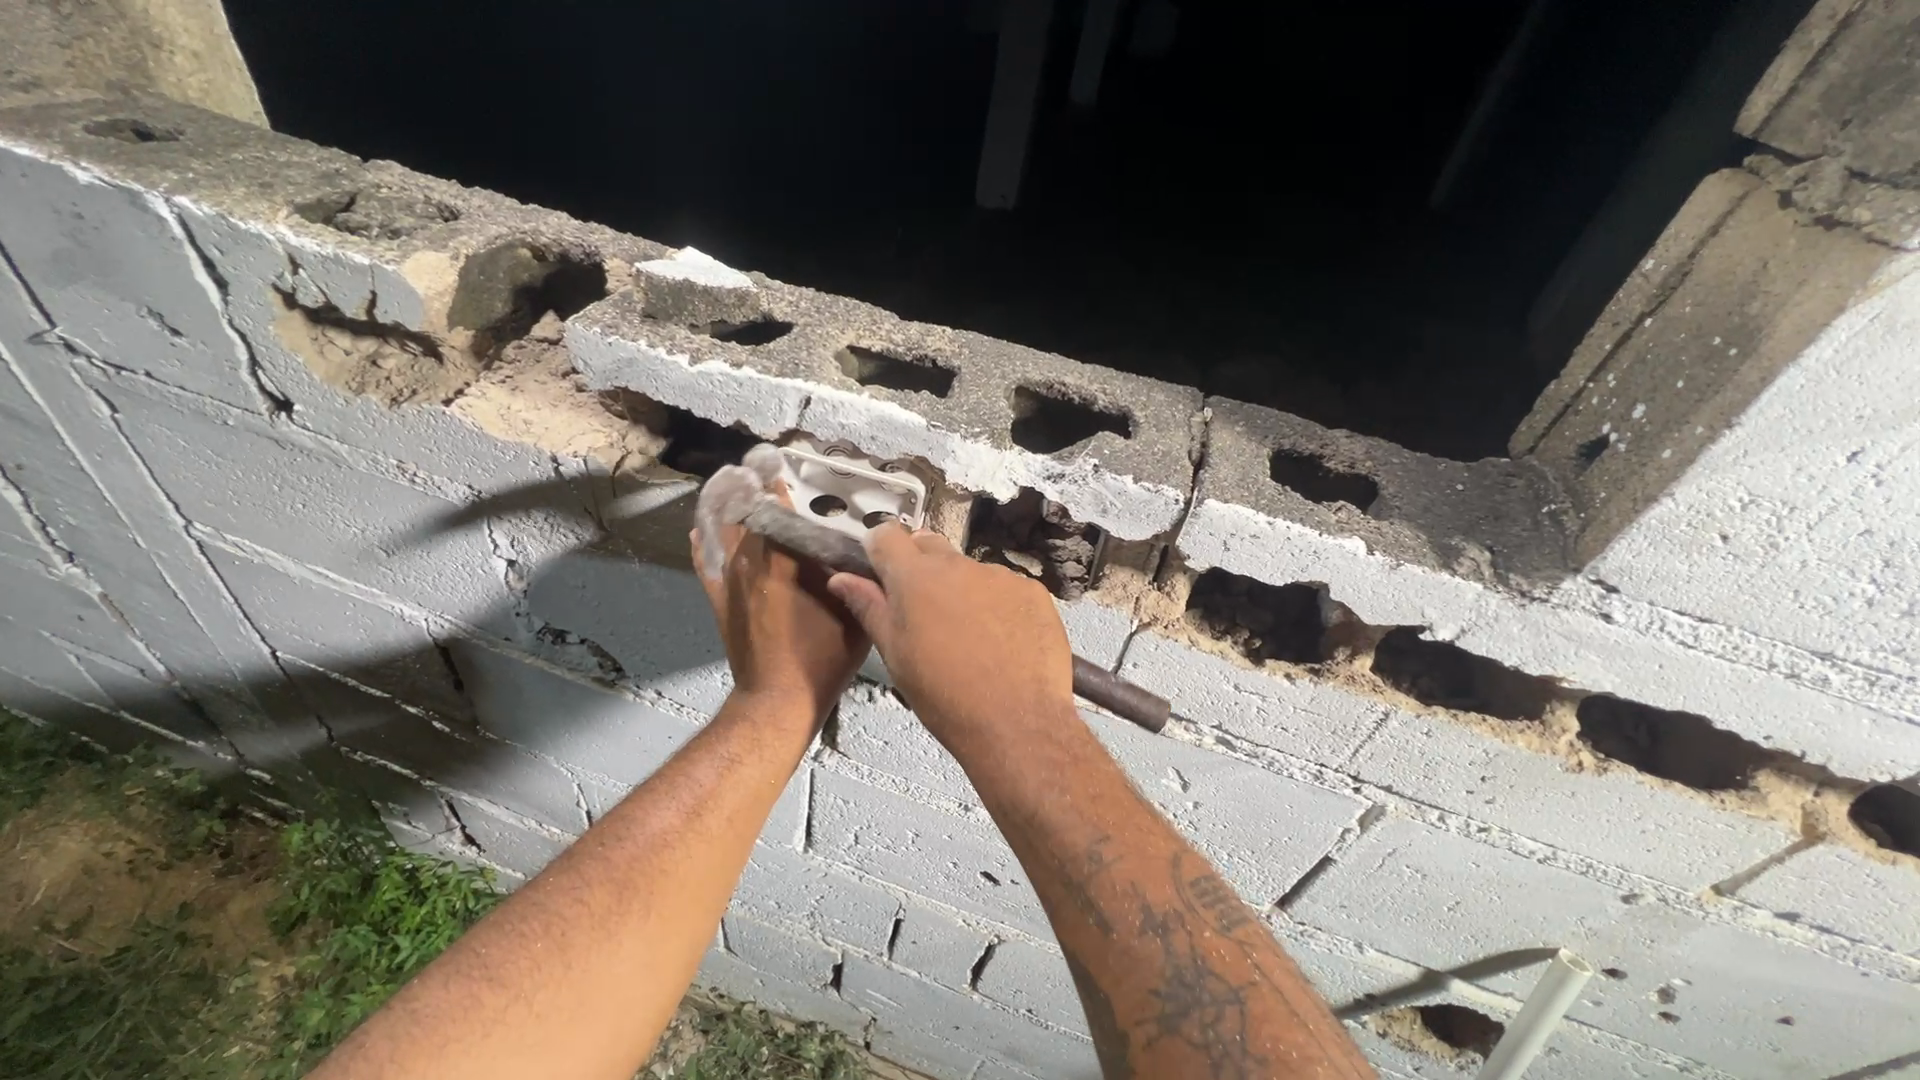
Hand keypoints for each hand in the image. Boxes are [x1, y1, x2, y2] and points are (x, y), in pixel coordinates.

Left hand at [692, 483, 868, 719]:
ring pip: (726, 529)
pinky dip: (705, 540)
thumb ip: (856, 576)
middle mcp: (753, 559)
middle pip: (750, 510)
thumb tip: (864, 547)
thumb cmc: (824, 656)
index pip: (778, 504)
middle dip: (755, 488)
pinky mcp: (718, 597)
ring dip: (731, 505)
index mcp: (787, 558)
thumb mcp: (854, 613)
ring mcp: (730, 578)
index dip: (778, 480)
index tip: (779, 460)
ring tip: (735, 484)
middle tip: (762, 469)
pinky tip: (703, 527)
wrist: (779, 699)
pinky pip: (706, 559)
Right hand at [826, 525, 1074, 749]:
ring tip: (968, 636)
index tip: (882, 575)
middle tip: (923, 612)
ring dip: (961, 589)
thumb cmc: (945, 695)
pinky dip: (997, 604)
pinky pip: (1004, 586)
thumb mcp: (895, 655)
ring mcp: (999, 575)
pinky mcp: (1032, 591)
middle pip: (929, 545)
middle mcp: (957, 564)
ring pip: (969, 569)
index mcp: (915, 577)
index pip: (886, 535)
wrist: (1017, 722)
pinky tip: (1001, 640)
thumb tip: (840, 578)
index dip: (880, 551)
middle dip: (920, 568)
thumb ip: (869, 608)